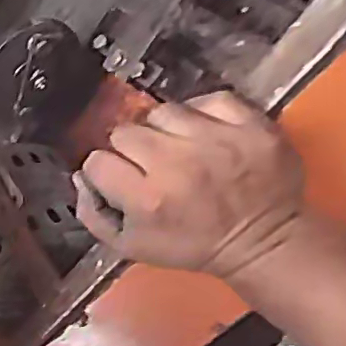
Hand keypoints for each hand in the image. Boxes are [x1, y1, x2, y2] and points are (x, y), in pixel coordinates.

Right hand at [73, 91, 308, 278]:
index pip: (97, 162)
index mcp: (146, 198)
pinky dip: (200, 111)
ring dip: (160, 129)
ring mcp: (218, 140)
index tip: (116, 179)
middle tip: (144, 163)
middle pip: (125, 133)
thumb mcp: (127, 246)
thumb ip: (92, 214)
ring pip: (162, 112)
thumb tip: (81, 177)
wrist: (264, 241)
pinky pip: (211, 99)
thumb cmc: (189, 246)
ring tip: (172, 145)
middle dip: (128, 149)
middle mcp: (178, 163)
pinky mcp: (252, 126)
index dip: (101, 171)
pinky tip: (200, 129)